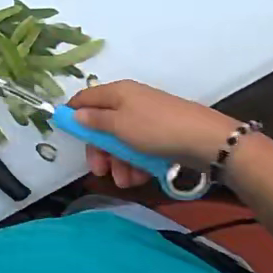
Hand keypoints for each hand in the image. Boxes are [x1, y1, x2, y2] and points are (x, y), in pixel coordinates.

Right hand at [66, 79, 240, 188]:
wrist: (205, 140)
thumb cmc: (155, 129)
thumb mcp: (118, 126)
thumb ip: (94, 120)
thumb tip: (74, 113)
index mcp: (117, 92)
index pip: (85, 98)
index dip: (73, 114)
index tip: (66, 134)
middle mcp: (130, 102)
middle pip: (102, 125)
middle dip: (99, 150)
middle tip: (99, 170)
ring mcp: (146, 119)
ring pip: (120, 141)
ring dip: (118, 163)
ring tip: (125, 180)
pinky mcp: (160, 135)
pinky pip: (139, 149)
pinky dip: (136, 164)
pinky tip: (139, 178)